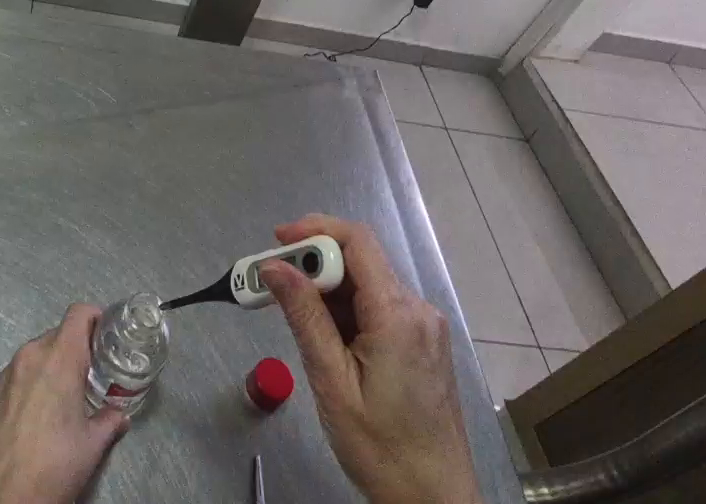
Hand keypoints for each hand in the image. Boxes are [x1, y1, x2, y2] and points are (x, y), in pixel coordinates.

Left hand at [0, 304, 130, 503]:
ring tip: (55, 404)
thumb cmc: (53, 467)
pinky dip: (21, 393)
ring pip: (29, 360)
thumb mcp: (92, 446)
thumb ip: (110, 421)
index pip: (78, 313)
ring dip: (45, 372)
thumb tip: (119, 415)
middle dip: (72, 352)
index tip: (104, 337)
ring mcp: (0, 377)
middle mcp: (27, 357)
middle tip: (86, 378)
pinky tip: (26, 423)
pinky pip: (8, 384)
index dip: (94, 319)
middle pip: (55, 337)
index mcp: (58, 358)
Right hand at [260, 215, 482, 503]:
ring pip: (367, 283)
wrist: (434, 502)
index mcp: (399, 314)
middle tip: (271, 284)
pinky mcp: (422, 342)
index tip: (276, 241)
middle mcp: (418, 309)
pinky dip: (345, 308)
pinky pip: (378, 306)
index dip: (314, 230)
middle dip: (312, 264)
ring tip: (290, 312)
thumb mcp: (332, 382)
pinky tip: (323, 334)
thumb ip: (305, 317)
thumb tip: (273, 267)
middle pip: (361, 260)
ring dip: (326, 288)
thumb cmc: (381, 448)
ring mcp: (424, 326)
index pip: (358, 242)